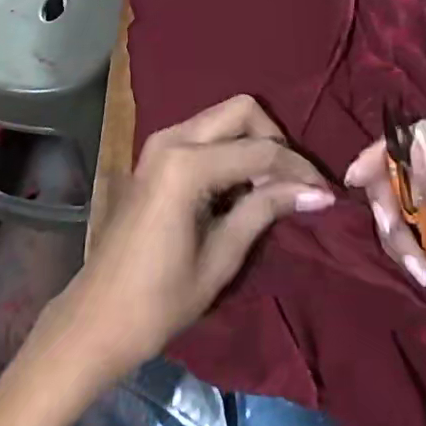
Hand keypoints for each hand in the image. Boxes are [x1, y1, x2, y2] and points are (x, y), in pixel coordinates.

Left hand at [43, 95, 334, 383]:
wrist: (99, 314)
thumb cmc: (160, 299)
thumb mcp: (222, 256)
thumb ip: (265, 209)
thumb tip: (317, 192)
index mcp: (185, 166)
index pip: (260, 150)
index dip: (299, 169)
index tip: (326, 195)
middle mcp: (170, 140)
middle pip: (241, 110)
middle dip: (274, 140)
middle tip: (293, 185)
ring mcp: (158, 144)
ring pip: (222, 117)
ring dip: (252, 143)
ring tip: (273, 189)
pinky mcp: (154, 156)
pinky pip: (203, 134)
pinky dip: (230, 149)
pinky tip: (242, 187)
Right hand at [344, 123, 425, 425]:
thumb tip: (420, 136)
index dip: (391, 154)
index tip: (357, 181)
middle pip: (408, 167)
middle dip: (392, 201)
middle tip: (396, 240)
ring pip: (399, 197)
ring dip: (397, 232)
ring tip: (421, 273)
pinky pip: (402, 227)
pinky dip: (401, 249)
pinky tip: (422, 278)